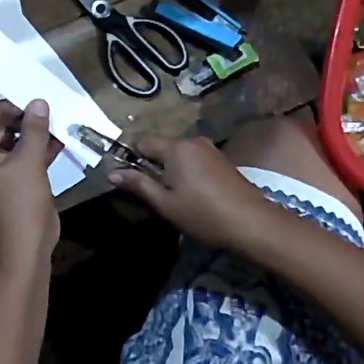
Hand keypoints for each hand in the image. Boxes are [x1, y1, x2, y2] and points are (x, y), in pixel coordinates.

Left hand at [0, 100, 60, 257]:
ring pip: (15, 142)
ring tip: (59, 121)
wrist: (26, 247)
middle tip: (47, 110)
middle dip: (22, 118)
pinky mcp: (18, 182)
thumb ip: (34, 130)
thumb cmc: (19, 203)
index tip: (28, 105)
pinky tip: (62, 140)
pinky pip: (27, 158)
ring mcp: (1, 172)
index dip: (3, 107)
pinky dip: (42, 149)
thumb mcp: (28, 162)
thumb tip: (38, 101)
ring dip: (35, 133)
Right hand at [106, 133, 271, 246]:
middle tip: (151, 193)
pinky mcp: (222, 160)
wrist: (251, 222)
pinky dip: (187, 172)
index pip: (141, 140)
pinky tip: (193, 194)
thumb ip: (139, 184)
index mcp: (176, 148)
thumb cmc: (203, 214)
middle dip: (151, 165)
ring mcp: (210, 149)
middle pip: (161, 147)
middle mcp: (193, 141)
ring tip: (173, 197)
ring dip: (170, 170)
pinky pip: (194, 159)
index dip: (130, 156)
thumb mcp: (166, 203)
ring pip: (178, 154)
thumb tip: (112, 173)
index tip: (127, 177)